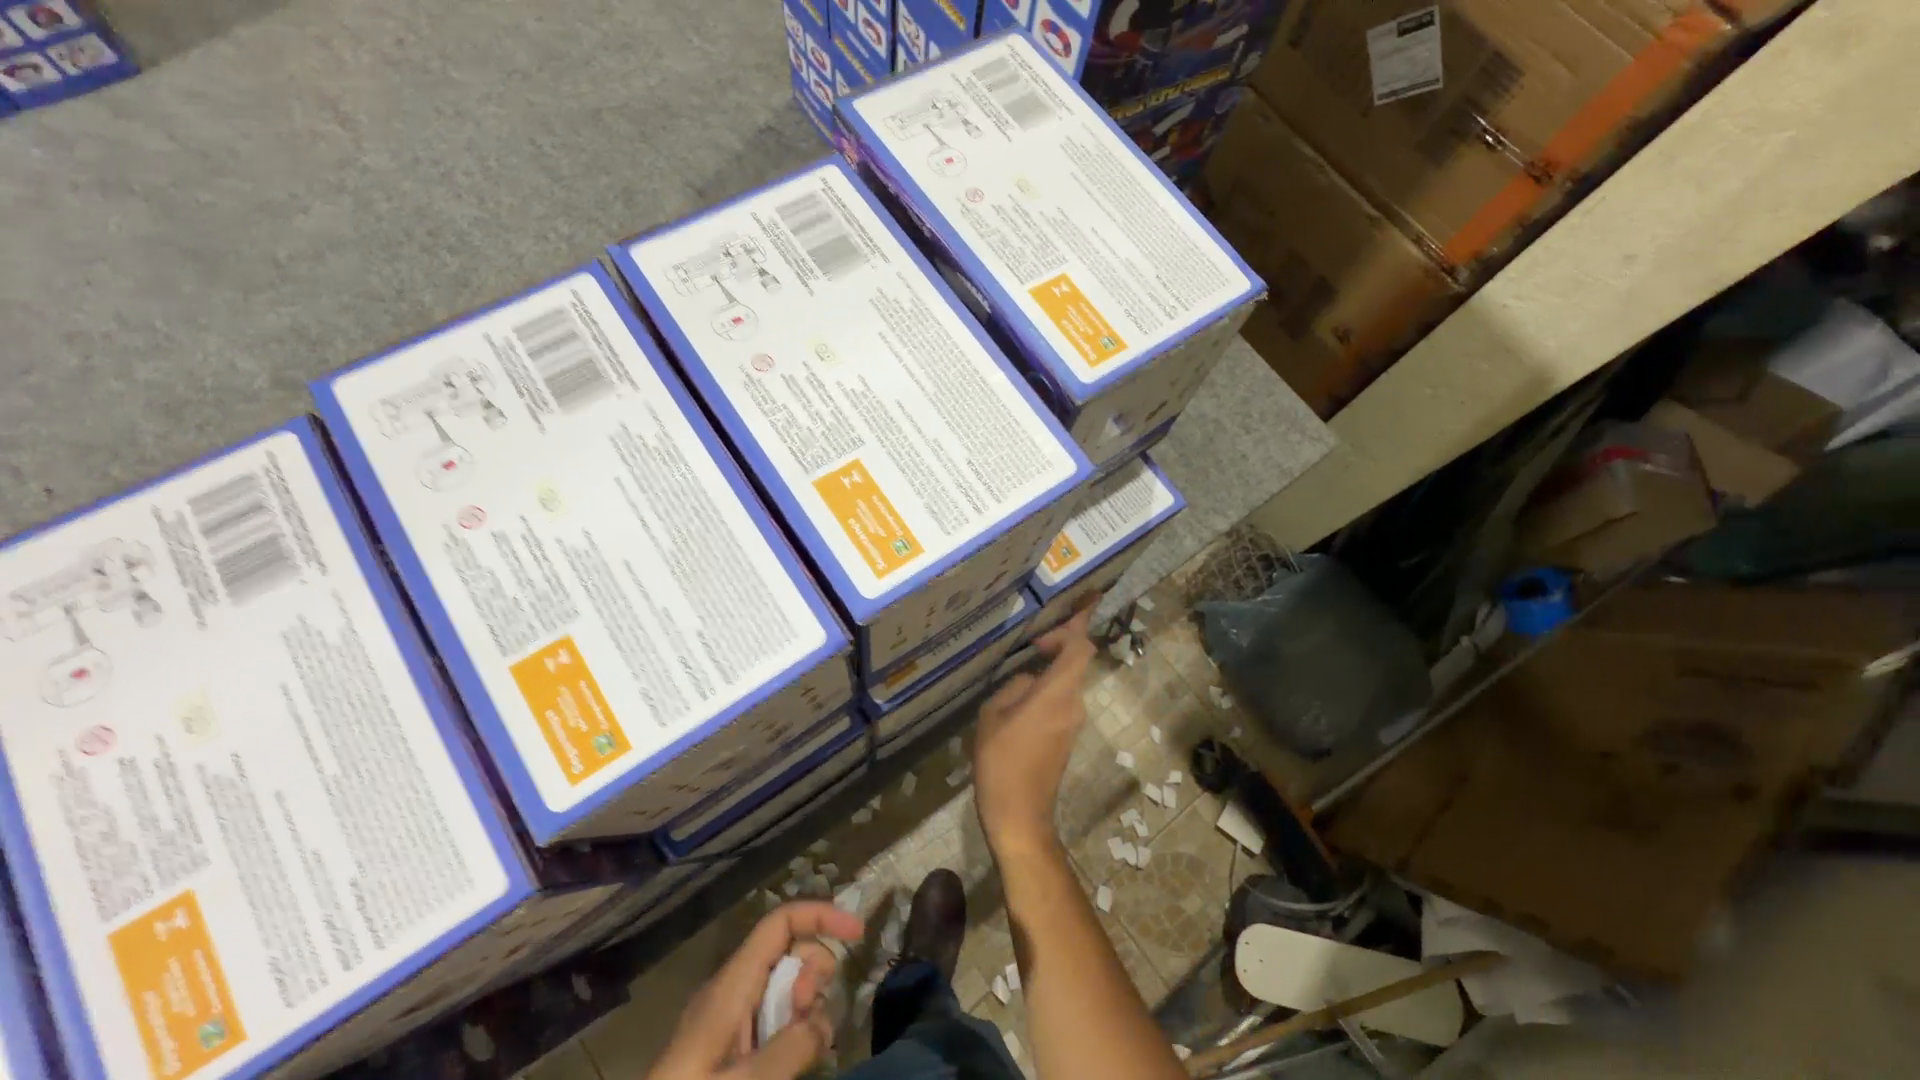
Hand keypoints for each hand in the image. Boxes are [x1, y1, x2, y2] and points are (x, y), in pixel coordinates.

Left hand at [645, 902, 864, 1079]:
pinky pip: (777, 1022)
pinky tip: (791, 1068)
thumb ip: (791, 1048)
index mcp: (731, 986)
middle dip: (815, 979)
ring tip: (799, 1059)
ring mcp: (733, 1020)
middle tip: (807, 1023)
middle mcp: (733, 991)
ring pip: (789, 991)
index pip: (780, 923)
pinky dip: (795, 1036)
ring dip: (808, 1015)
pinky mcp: (733, 1048)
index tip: (859, 936)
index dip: (821, 917)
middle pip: (791, 954)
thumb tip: (822, 1021)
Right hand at [973, 609, 1096, 857]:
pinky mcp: (1065, 739)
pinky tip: (1019, 698)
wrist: (1020, 816)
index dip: (1079, 624)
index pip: (1079, 649)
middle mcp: (1072, 705)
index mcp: (1056, 695)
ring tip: (1019, 668)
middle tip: (1032, 641)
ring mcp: (1072, 723)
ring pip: (1067, 683)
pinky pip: (1060, 702)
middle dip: (1059, 646)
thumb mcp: (993, 717)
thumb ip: (1013, 688)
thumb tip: (1027, 680)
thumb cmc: (1001, 764)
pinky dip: (1047, 690)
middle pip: (1076, 663)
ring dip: (1050, 670)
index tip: (1080, 604)